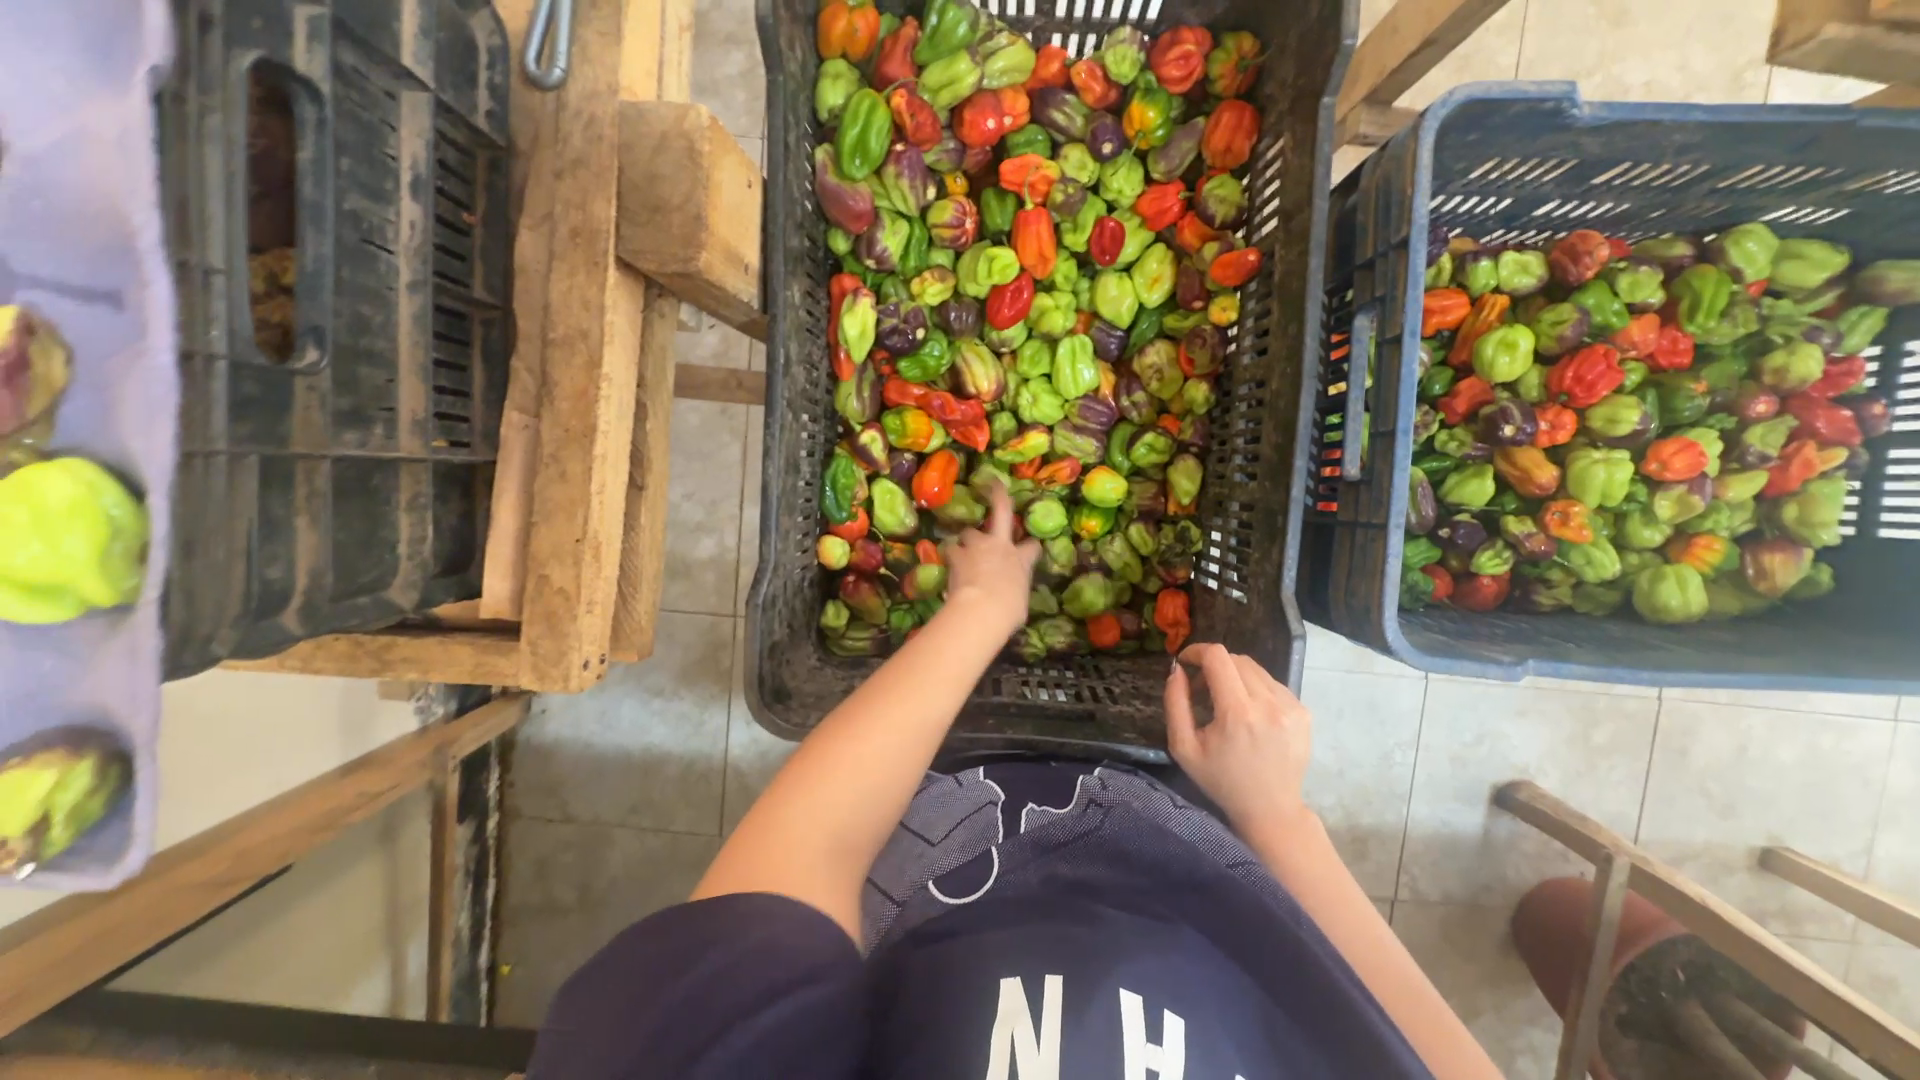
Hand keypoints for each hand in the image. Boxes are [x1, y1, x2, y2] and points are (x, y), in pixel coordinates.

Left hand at [942, 483, 1039, 637]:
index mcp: (1022, 560)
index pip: (1032, 547)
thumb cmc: (1008, 611)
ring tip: (962, 549)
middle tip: (993, 483)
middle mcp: (1001, 545)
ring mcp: (977, 546)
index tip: (1030, 548)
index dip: (1030, 547)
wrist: (983, 608)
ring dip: (966, 539)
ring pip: (969, 532)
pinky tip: (948, 561)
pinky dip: (950, 554)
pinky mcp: (957, 554)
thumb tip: (1010, 595)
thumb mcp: (1019, 602)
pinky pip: (950, 549)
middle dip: (998, 495)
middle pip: (1001, 512)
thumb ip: (1014, 591)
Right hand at [1165, 643, 1313, 840]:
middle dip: (1214, 666)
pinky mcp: (1303, 712)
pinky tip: (1249, 713)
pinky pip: (1273, 684)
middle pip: (1237, 659)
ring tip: (1226, 701)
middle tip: (1201, 688)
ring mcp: (1291, 707)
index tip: (1186, 662)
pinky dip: (1255, 688)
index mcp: (1237, 713)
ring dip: (1235, 676)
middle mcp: (1268, 704)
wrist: (1270, 809)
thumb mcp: (1183, 748)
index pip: (1218, 657)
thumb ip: (1175, 704)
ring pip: (1256, 669)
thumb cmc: (1221, 780)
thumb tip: (1177, 669)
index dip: (1197, 651)